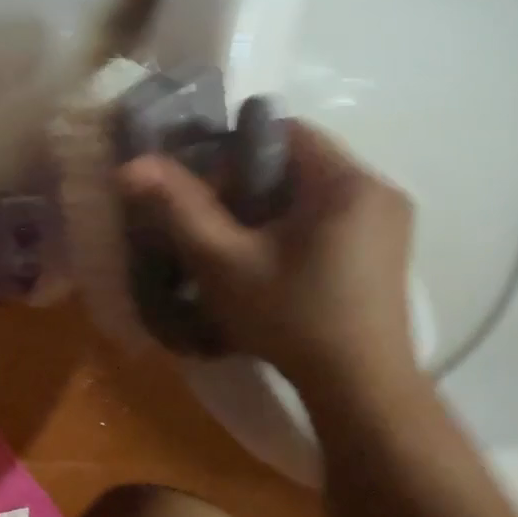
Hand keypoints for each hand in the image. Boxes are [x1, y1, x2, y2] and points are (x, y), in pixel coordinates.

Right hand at [117, 121, 417, 388]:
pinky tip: (260, 265)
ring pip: (306, 194)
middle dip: (241, 186)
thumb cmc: (288, 314)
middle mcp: (378, 191)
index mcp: (348, 183)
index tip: (195, 187)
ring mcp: (386, 223)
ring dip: (260, 210)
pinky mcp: (382, 251)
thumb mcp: (221, 258)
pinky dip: (285, 229)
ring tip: (225, 247)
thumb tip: (131, 164)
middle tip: (201, 224)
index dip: (229, 150)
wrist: (358, 383)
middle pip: (294, 163)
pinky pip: (323, 218)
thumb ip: (178, 206)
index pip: (283, 132)